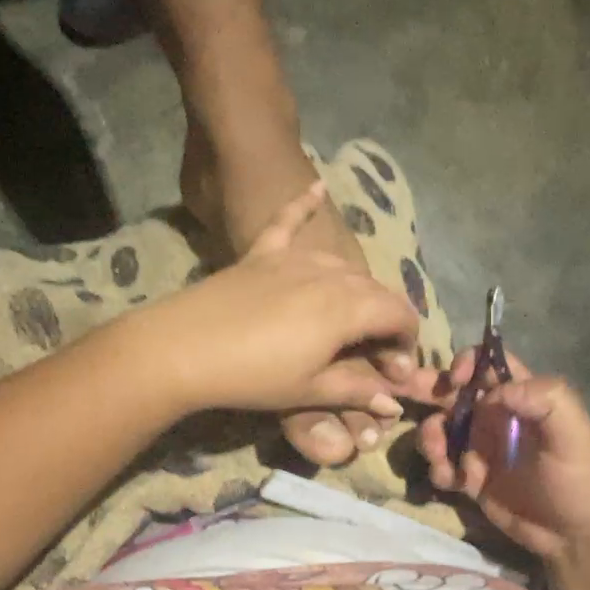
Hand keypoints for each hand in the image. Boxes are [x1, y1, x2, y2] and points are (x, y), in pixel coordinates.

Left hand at [181, 120, 393, 460]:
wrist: (183, 349)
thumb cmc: (253, 377)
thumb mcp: (309, 390)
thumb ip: (356, 390)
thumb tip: (394, 401)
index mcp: (349, 307)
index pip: (399, 315)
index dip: (406, 344)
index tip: (395, 373)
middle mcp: (331, 272)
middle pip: (375, 290)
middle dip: (385, 321)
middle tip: (375, 357)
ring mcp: (294, 257)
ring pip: (342, 265)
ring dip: (356, 289)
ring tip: (351, 320)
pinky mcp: (260, 252)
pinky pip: (288, 221)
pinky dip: (303, 206)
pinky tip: (317, 188)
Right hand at [417, 351, 589, 557]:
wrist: (579, 538)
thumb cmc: (584, 480)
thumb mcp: (574, 434)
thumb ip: (542, 399)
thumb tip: (493, 391)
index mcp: (522, 398)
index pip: (488, 364)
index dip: (466, 363)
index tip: (453, 382)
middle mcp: (497, 417)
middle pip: (454, 392)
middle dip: (428, 390)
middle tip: (398, 392)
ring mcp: (482, 448)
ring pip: (441, 429)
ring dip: (431, 437)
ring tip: (440, 457)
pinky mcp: (471, 479)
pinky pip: (442, 465)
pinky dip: (438, 469)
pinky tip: (450, 481)